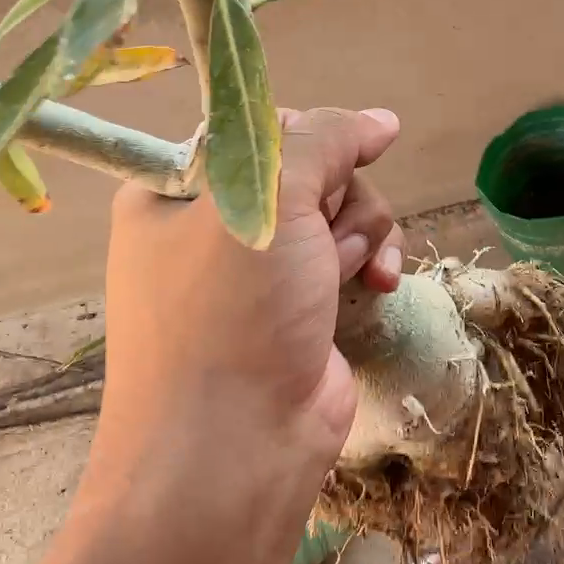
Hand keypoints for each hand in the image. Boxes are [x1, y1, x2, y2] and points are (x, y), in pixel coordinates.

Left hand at [100, 107, 407, 467]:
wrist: (237, 443)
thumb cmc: (231, 314)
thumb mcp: (269, 203)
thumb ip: (326, 142)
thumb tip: (383, 120)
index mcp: (179, 191)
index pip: (261, 129)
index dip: (306, 144)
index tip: (318, 175)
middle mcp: (220, 224)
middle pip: (317, 168)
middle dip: (342, 198)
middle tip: (326, 238)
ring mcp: (268, 267)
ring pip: (348, 209)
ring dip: (366, 233)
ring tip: (358, 272)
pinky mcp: (309, 301)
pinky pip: (359, 253)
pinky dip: (376, 263)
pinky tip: (381, 286)